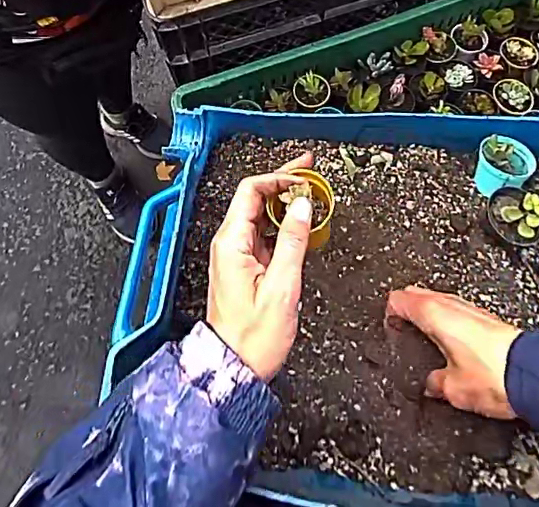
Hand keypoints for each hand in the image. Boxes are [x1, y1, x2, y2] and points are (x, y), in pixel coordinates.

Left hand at [206, 153, 314, 381]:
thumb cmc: (252, 338)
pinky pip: (263, 230)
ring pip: (259, 212)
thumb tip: (303, 206)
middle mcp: (229, 243)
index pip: (251, 190)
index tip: (304, 179)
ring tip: (309, 190)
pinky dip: (282, 220)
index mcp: (231, 242)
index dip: (279, 177)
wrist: (234, 369)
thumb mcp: (281, 287)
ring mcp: (235, 253)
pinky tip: (300, 220)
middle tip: (308, 169)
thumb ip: (293, 241)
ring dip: (284, 198)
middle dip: (282, 179)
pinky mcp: (243, 264)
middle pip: (254, 195)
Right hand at [386, 286, 521, 419]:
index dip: (390, 311)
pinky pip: (456, 308)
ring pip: (439, 299)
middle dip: (407, 305)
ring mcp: (469, 308)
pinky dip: (446, 315)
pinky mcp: (485, 317)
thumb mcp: (454, 389)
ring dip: (427, 308)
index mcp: (435, 315)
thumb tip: (432, 383)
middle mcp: (451, 305)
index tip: (388, 323)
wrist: (532, 373)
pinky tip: (450, 332)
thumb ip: (436, 383)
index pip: (402, 300)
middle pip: (419, 294)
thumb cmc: (494, 374)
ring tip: (422, 325)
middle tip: (399, 321)